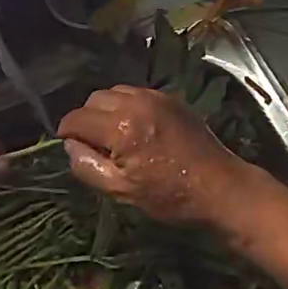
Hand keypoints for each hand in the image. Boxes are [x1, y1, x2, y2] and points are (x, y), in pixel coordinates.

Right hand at [57, 85, 257, 228]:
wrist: (221, 187)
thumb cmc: (171, 196)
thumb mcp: (122, 191)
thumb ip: (88, 166)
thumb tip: (69, 146)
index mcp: (120, 128)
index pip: (76, 118)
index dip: (66, 132)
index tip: (68, 145)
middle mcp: (134, 103)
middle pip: (93, 99)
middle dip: (86, 118)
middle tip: (93, 144)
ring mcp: (154, 97)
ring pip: (113, 92)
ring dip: (106, 109)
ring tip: (114, 134)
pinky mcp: (170, 98)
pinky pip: (135, 93)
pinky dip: (126, 105)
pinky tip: (136, 127)